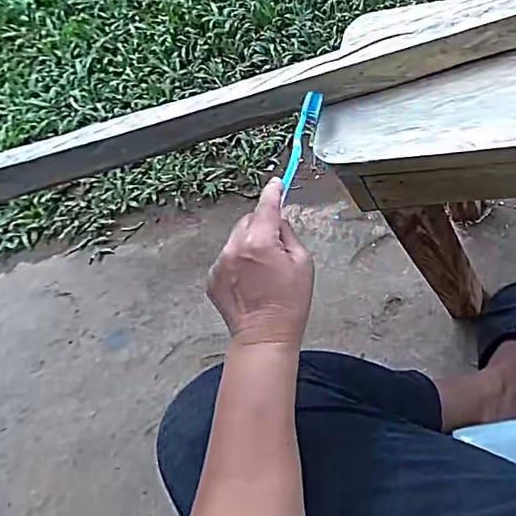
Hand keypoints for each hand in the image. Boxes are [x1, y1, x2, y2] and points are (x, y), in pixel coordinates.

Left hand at [207, 178, 313, 347]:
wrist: (264, 333)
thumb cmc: (291, 299)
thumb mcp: (303, 261)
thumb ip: (288, 235)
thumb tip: (278, 221)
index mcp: (260, 242)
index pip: (266, 207)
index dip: (272, 193)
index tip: (276, 183)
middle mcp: (234, 248)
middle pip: (249, 221)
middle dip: (262, 226)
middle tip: (278, 246)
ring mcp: (219, 263)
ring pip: (237, 239)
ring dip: (250, 244)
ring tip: (264, 268)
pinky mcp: (212, 277)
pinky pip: (227, 257)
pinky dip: (239, 260)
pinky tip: (251, 279)